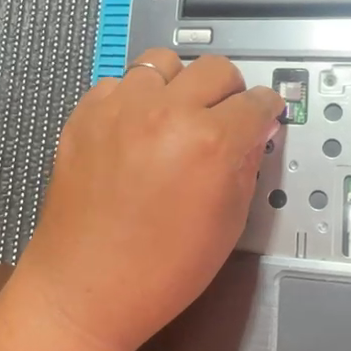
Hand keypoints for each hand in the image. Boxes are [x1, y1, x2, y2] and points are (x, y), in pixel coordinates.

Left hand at [8, 50, 284, 350]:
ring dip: (179, 83)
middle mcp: (165, 113)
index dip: (266, 110)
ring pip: (164, 62)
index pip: (257, 101)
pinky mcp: (85, 114)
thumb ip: (246, 166)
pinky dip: (134, 97)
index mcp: (210, 143)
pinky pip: (119, 83)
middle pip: (215, 69)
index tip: (263, 115)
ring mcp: (120, 109)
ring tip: (175, 113)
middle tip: (224, 115)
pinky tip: (135, 128)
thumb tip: (254, 132)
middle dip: (229, 90)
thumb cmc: (161, 270)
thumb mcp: (227, 224)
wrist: (84, 289)